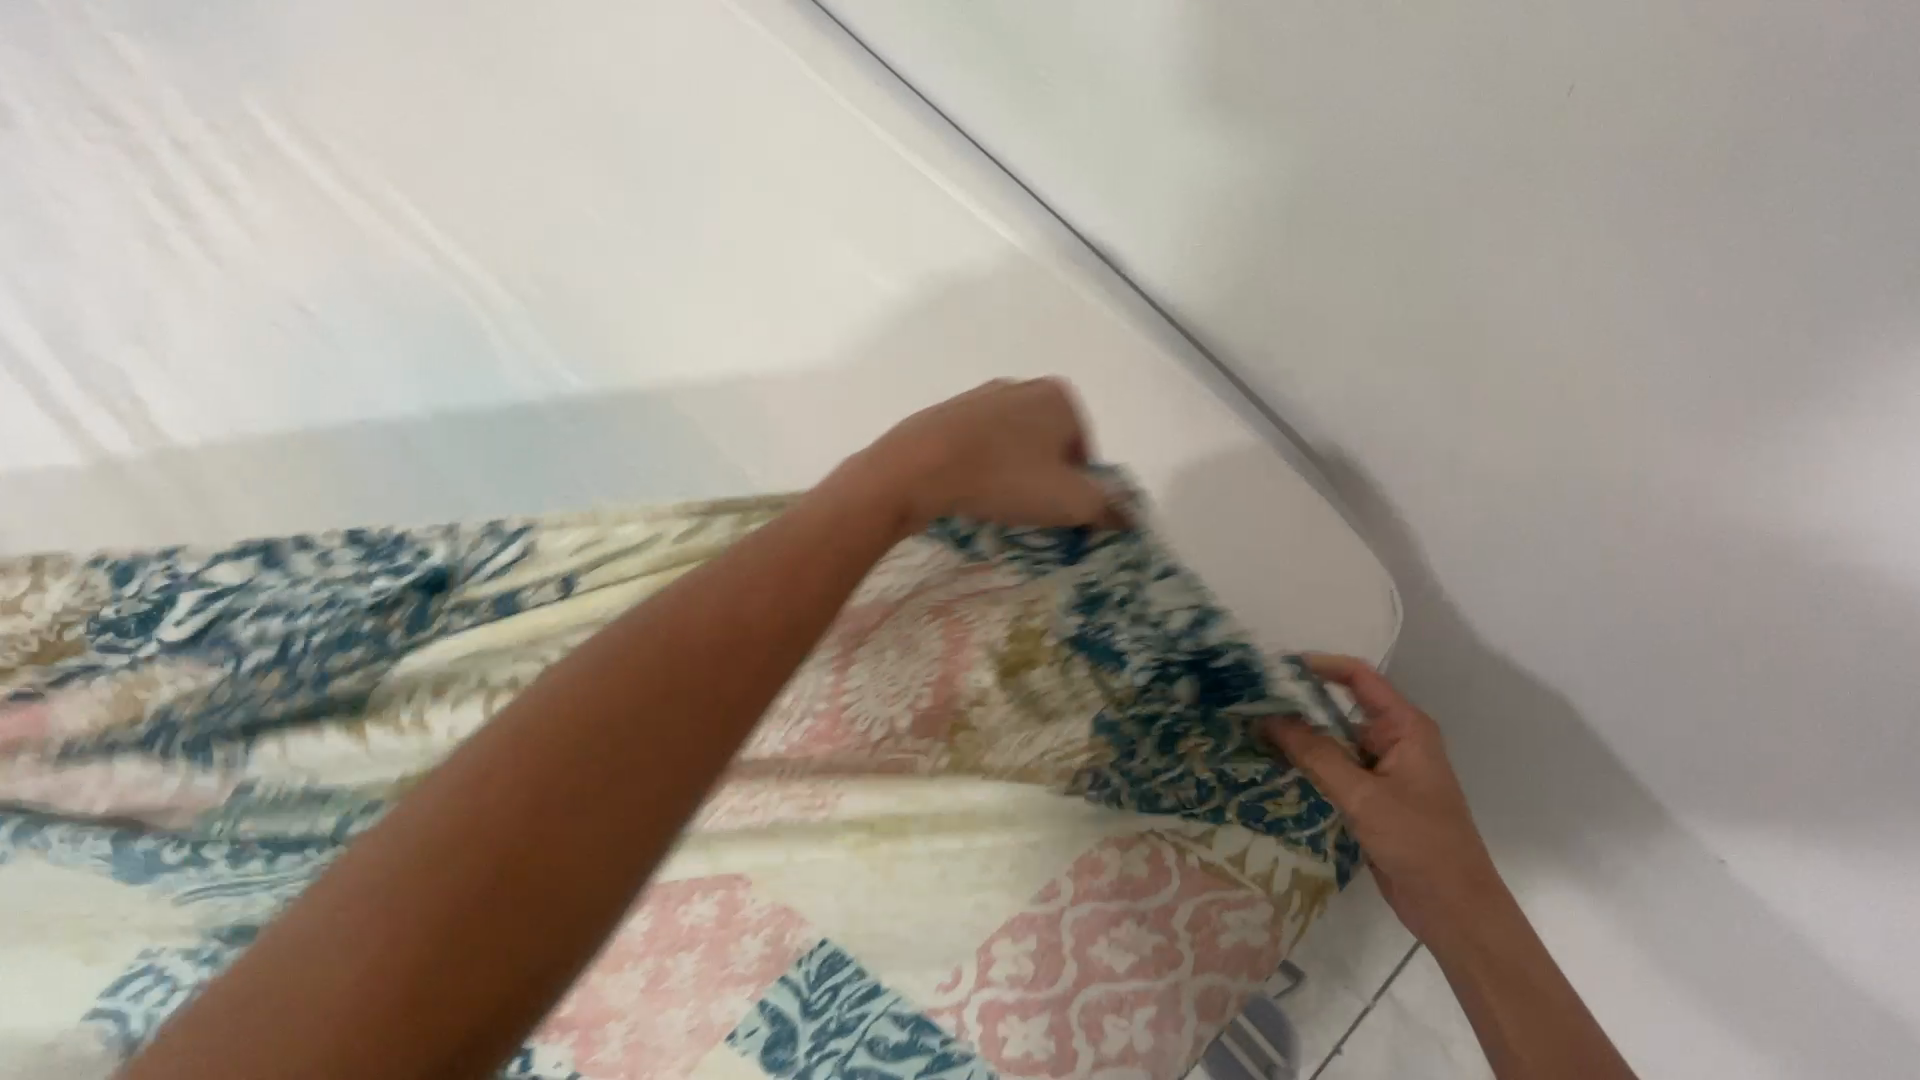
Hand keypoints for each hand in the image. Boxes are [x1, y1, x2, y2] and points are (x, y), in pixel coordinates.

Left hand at [842, 378, 1121, 531]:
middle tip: (1028, 515)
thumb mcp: (1070, 502)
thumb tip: (1128, 516)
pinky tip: (966, 494)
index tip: (1058, 516)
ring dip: (1010, 477)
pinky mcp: (944, 415)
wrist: (917, 468)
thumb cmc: (1004, 478)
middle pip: (1048, 448)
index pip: (1085, 453)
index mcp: (1060, 398)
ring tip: (995, 507)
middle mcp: (1022, 387)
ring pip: (1011, 448)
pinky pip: (976, 449)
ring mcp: (979, 398)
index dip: (1078, 490)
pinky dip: (978, 471)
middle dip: (1043, 482)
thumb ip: (1107, 507)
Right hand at [1265, 655, 1507, 946]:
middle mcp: (1394, 740)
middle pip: (1340, 707)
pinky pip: (1333, 768)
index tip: (1275, 668)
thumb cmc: (1419, 843)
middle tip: (1250, 701)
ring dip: (1298, 736)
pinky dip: (1306, 763)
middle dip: (1298, 703)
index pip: (1359, 678)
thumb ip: (1315, 754)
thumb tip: (1268, 718)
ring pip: (1332, 740)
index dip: (1319, 666)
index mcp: (1405, 728)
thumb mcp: (1362, 795)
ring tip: (1251, 729)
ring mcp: (1382, 770)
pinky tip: (1273, 764)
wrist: (1454, 909)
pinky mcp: (1371, 797)